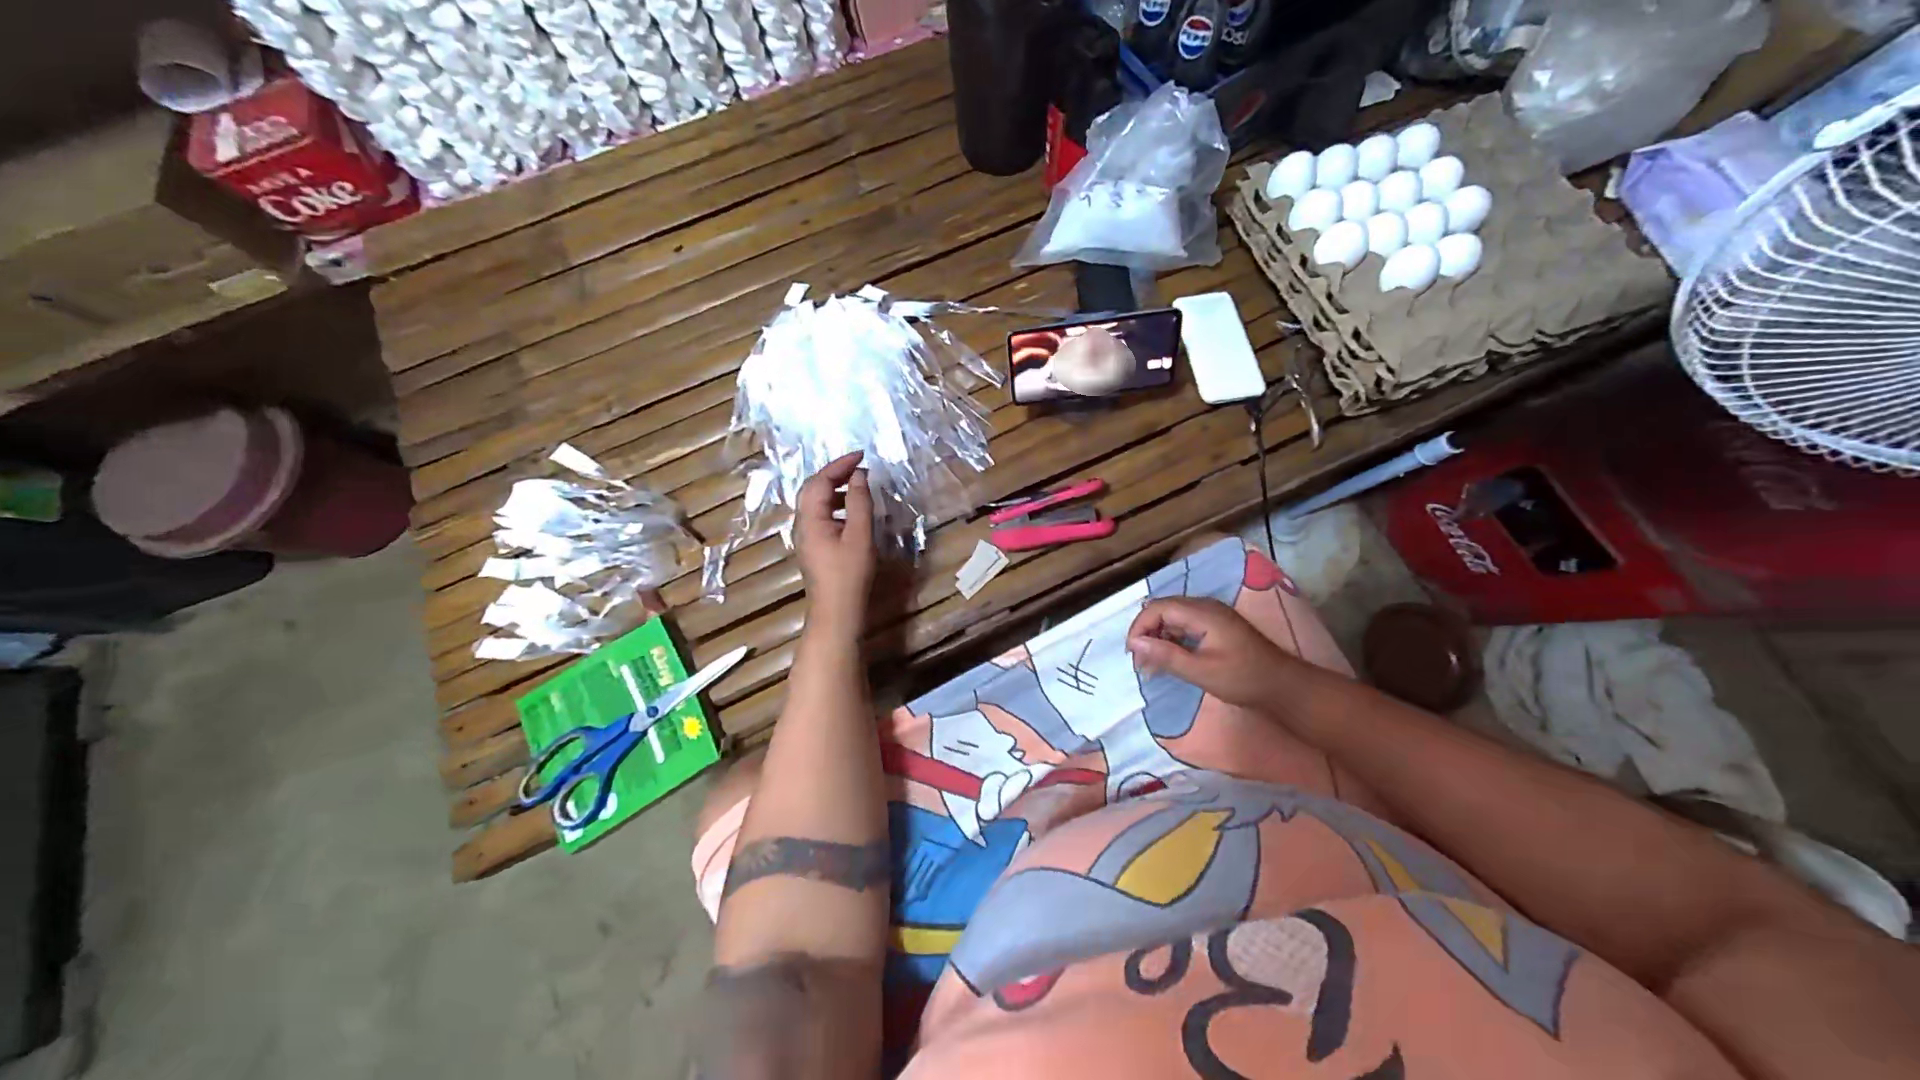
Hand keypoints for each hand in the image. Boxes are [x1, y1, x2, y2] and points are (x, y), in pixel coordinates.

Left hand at [794, 451, 875, 633]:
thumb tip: (860, 475)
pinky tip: (853, 513)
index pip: (821, 481)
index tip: (862, 455)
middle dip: (835, 473)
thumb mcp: (860, 535)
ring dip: (835, 489)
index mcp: (810, 518)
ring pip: (815, 503)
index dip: (840, 465)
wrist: (837, 612)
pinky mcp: (814, 547)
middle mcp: (802, 524)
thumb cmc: (849, 574)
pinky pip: (821, 516)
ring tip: (859, 486)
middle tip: (859, 467)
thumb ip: (859, 502)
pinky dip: (836, 505)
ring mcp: (806, 537)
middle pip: (813, 489)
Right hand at [1126, 597, 1292, 708]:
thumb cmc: (1243, 679)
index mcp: (1203, 613)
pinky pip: (1185, 624)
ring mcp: (1213, 615)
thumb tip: (1135, 643)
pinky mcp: (1217, 626)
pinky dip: (1172, 639)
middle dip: (1146, 632)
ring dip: (1158, 637)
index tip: (1132, 653)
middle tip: (1139, 661)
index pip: (1158, 608)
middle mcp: (1206, 607)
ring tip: (1151, 664)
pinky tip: (1169, 659)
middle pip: (1164, 609)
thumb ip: (1166, 655)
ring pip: (1173, 617)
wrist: (1284, 687)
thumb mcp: (1201, 671)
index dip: (1140, 627)